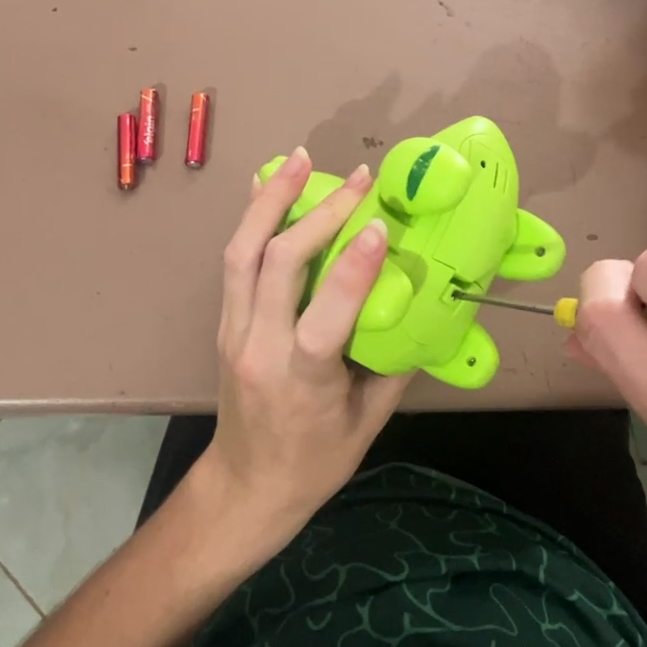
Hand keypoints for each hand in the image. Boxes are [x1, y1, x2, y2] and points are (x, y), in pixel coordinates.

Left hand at [197, 147, 410, 531]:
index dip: (352, 268)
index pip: (323, 317)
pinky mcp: (224, 321)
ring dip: (271, 199)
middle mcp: (258, 347)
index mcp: (301, 381)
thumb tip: (422, 306)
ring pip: (242, 252)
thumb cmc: (314, 463)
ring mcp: (233, 330)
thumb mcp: (366, 423)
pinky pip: (234, 261)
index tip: (380, 225)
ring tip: (300, 159)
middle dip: (317, 214)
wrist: (245, 487)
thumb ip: (393, 363)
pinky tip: (267, 184)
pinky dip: (251, 218)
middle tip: (357, 180)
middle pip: (275, 266)